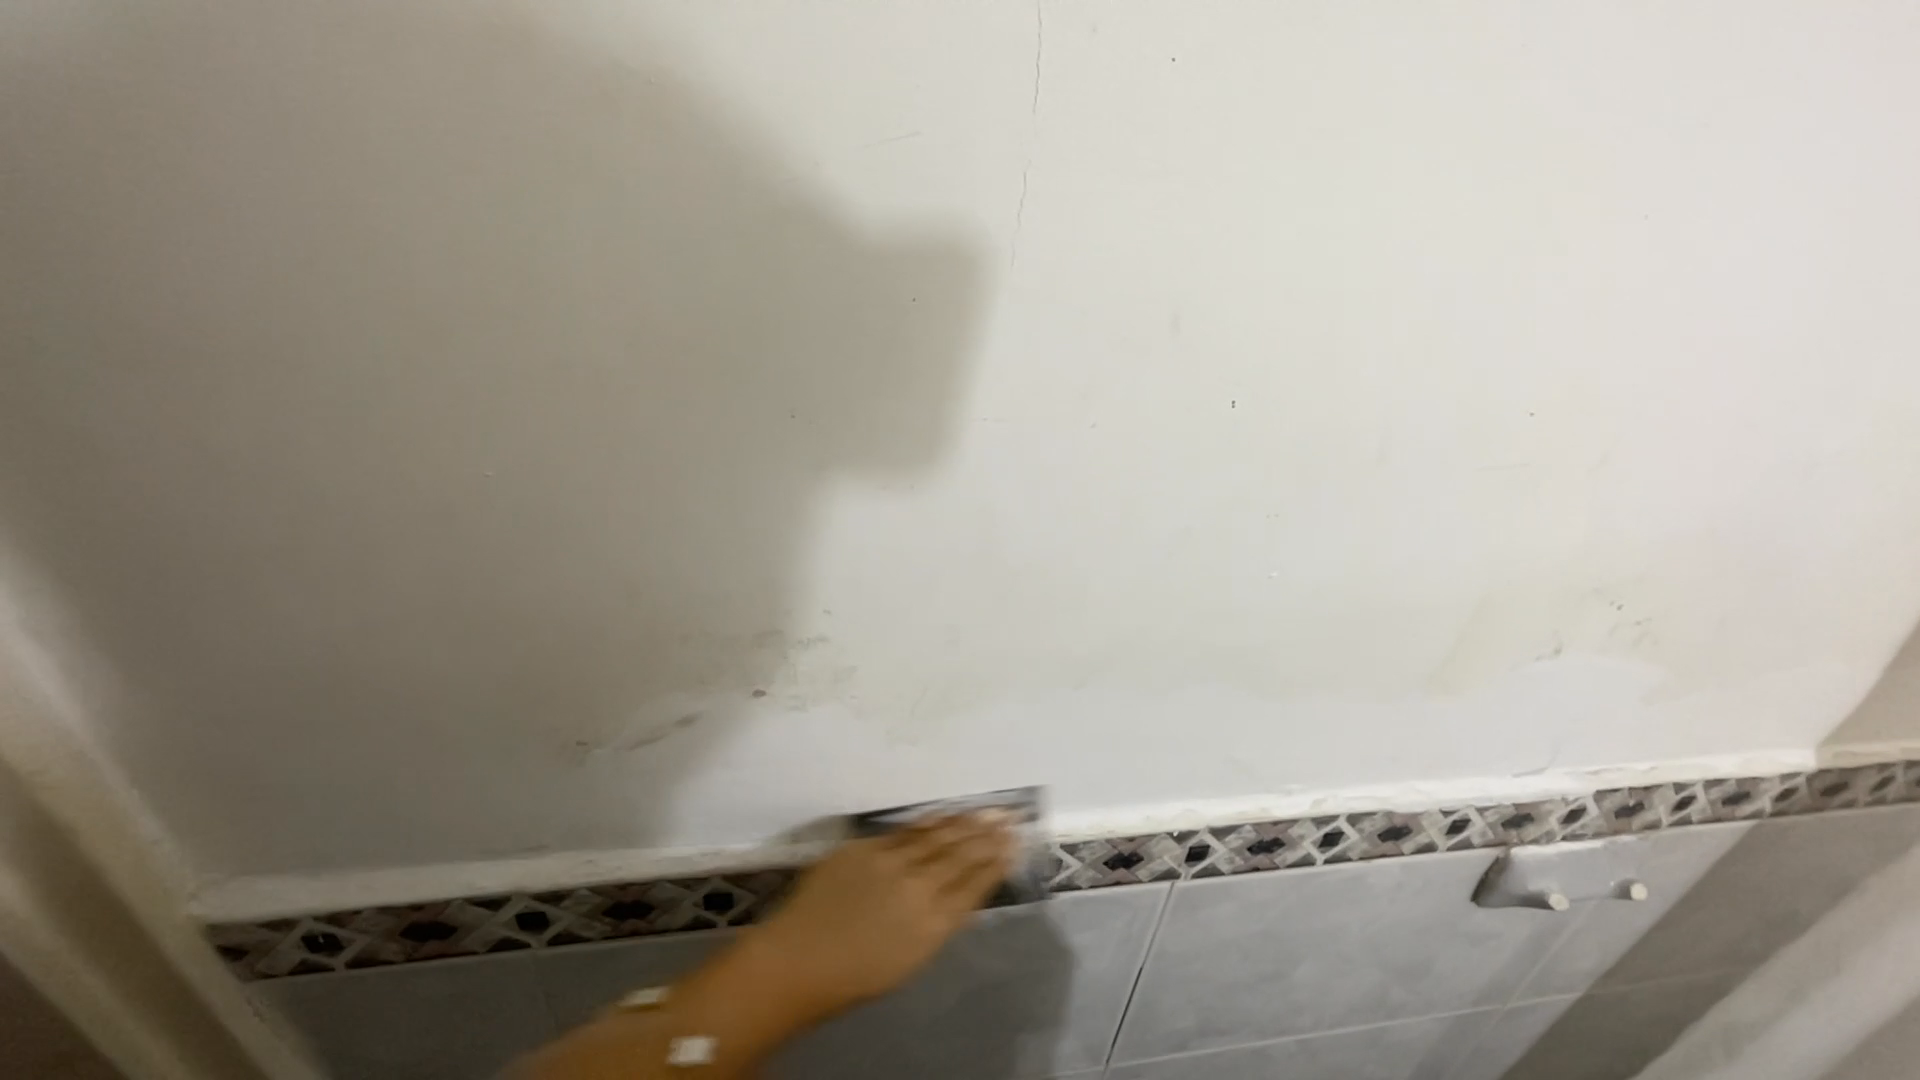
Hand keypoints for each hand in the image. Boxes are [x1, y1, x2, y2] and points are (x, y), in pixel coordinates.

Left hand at [753, 812, 1015, 1018]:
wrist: (796, 961)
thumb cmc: (853, 976)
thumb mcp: (910, 959)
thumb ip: (937, 923)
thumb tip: (958, 896)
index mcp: (933, 924)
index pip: (975, 884)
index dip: (997, 862)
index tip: (1015, 844)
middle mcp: (919, 887)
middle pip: (961, 854)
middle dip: (988, 834)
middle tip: (1010, 817)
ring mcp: (890, 862)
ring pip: (937, 836)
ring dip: (965, 821)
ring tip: (986, 810)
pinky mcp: (865, 847)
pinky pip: (905, 831)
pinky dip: (930, 821)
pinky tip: (944, 814)